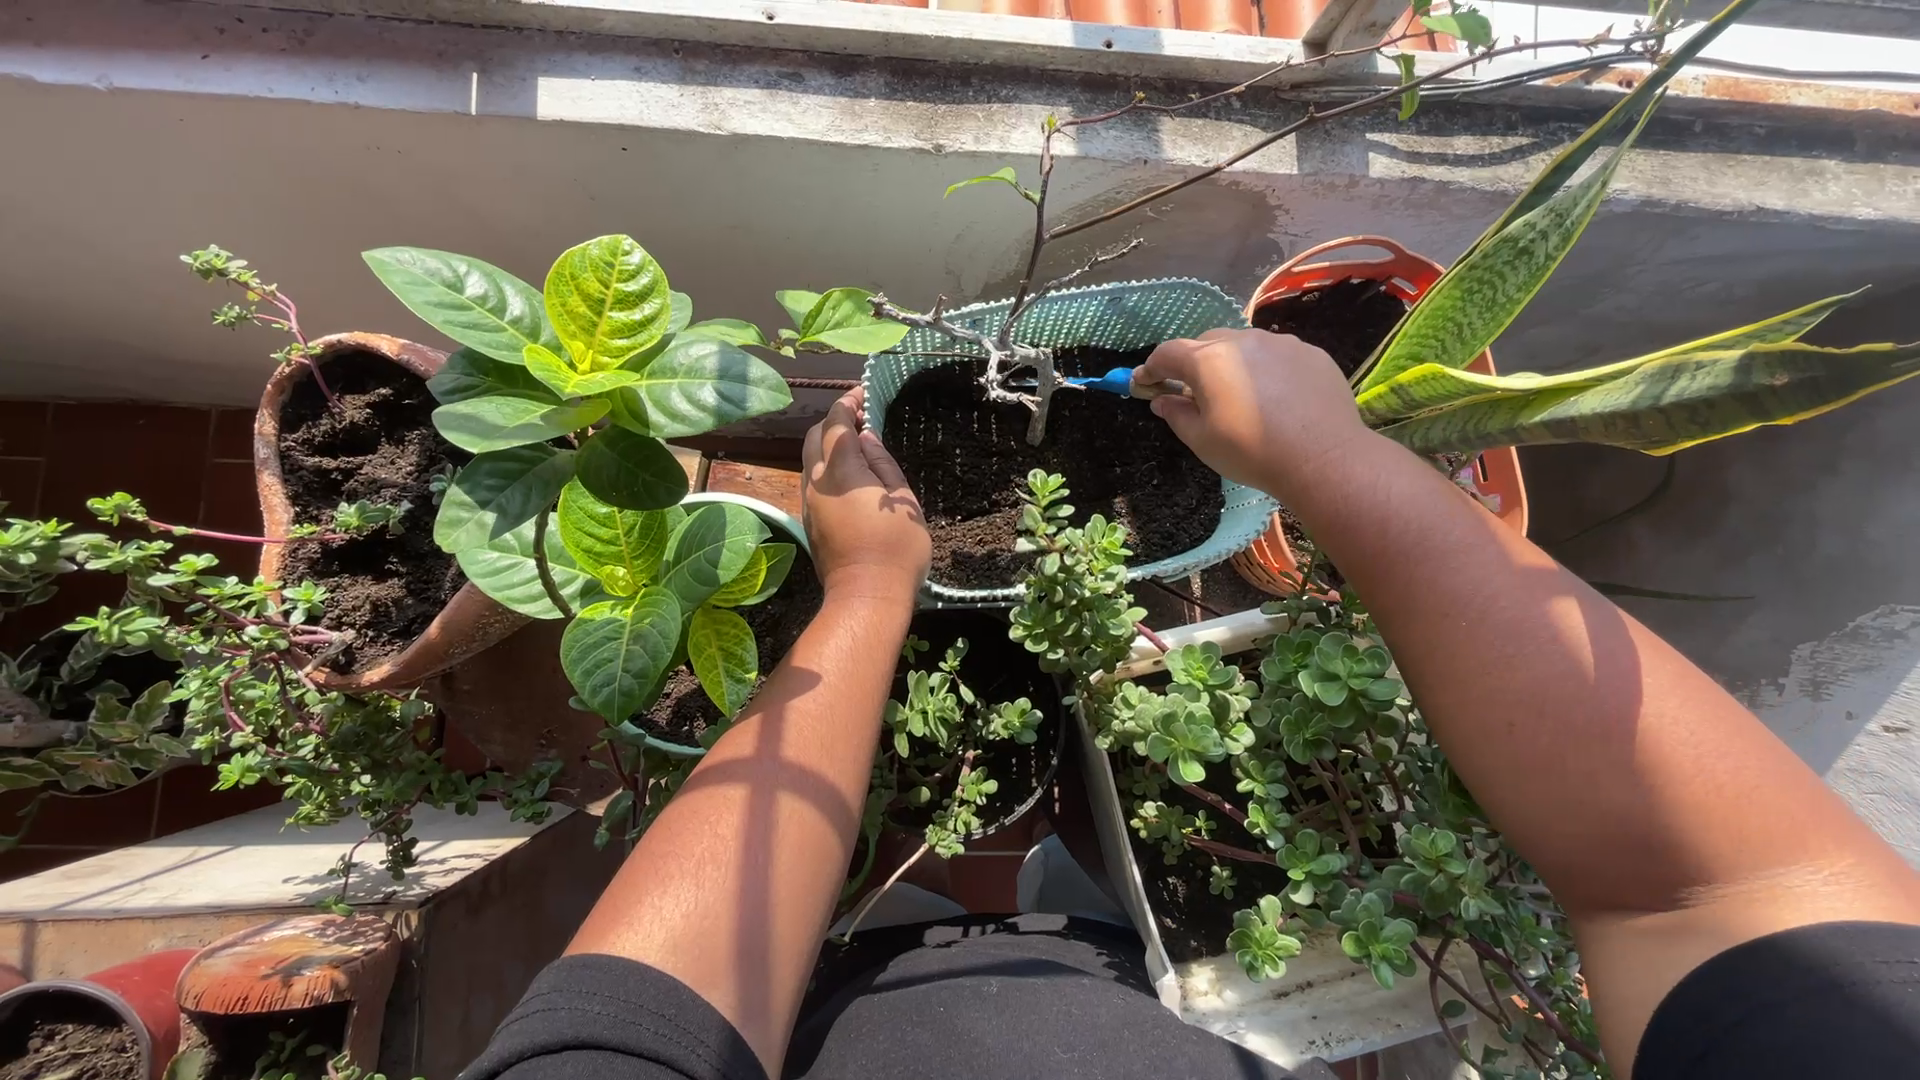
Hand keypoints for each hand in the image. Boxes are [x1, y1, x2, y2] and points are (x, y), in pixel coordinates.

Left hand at [801, 386, 930, 605]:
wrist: (866, 596)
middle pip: (814, 436)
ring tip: (858, 448)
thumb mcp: (902, 499)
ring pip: (810, 459)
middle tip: (862, 420)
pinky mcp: (809, 521)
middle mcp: (816, 481)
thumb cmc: (896, 547)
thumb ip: (882, 463)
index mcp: (841, 470)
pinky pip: (812, 482)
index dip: (848, 402)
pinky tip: (850, 478)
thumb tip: (866, 438)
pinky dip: (826, 468)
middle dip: (834, 421)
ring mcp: (808, 502)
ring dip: (829, 445)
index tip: (863, 393)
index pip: (836, 422)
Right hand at [1139, 328, 1373, 500]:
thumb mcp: (1201, 441)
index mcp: (1209, 360)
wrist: (1323, 459)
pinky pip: (1276, 355)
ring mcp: (1281, 343)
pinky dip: (1264, 370)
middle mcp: (1243, 341)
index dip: (1151, 367)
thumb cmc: (1251, 453)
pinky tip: (1275, 399)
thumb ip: (1176, 415)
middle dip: (1192, 362)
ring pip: (1243, 345)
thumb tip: (1162, 400)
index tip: (1144, 383)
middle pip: (1206, 342)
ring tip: (1237, 395)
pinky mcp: (1310, 353)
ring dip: (1230, 364)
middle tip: (1192, 392)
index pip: (1168, 353)